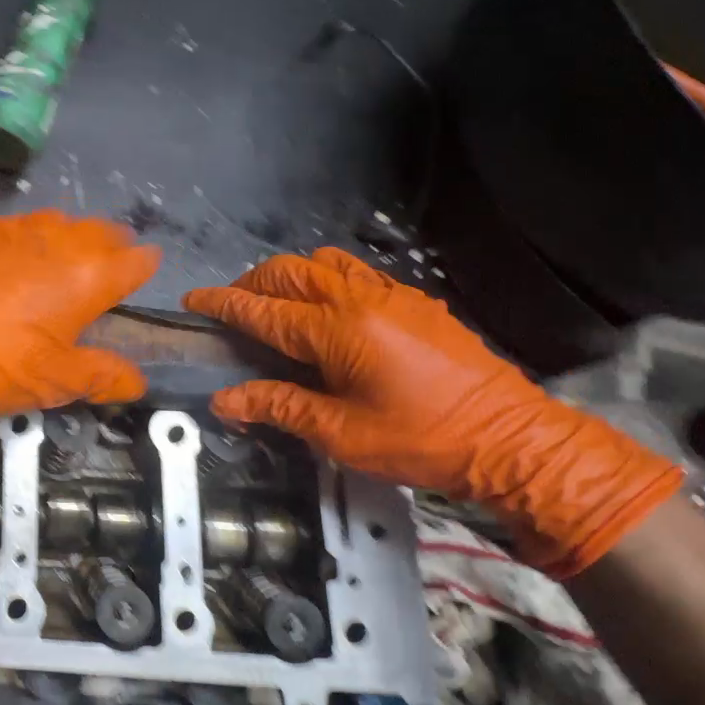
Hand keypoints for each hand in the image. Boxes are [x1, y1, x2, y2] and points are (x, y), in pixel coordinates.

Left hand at [0, 211, 158, 482]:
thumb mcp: (58, 381)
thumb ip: (104, 375)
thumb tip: (136, 380)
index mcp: (88, 276)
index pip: (134, 260)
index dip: (143, 267)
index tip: (142, 272)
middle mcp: (55, 241)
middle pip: (98, 231)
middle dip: (108, 245)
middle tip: (104, 265)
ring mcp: (10, 230)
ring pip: (53, 222)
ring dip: (64, 237)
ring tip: (57, 259)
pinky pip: (9, 226)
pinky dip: (18, 240)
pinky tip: (5, 261)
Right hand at [184, 247, 680, 576]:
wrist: (512, 440)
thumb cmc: (421, 440)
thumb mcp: (340, 434)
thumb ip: (278, 407)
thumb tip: (224, 400)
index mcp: (336, 331)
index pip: (262, 310)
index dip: (222, 303)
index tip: (192, 299)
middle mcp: (360, 300)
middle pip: (288, 273)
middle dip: (251, 283)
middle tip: (231, 307)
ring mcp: (391, 295)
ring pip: (323, 263)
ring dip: (289, 277)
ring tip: (276, 304)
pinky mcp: (415, 301)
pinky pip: (357, 273)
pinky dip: (325, 280)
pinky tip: (326, 311)